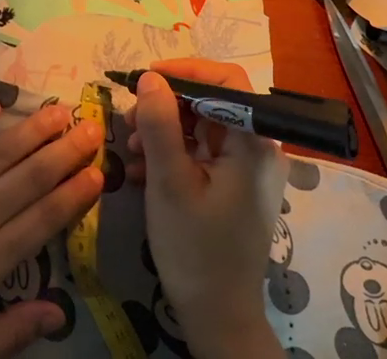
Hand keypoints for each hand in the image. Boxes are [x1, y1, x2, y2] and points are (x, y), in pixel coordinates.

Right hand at [128, 59, 286, 358]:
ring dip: (162, 130)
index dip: (185, 71)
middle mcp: (258, 149)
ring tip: (130, 151)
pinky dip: (170, 154)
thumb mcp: (169, 182)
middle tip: (128, 122)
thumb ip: (159, 124)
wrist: (217, 316)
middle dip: (165, 105)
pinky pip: (200, 153)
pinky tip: (141, 171)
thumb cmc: (196, 248)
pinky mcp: (233, 187)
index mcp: (254, 143)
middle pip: (210, 102)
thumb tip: (149, 77)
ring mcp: (246, 169)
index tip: (145, 79)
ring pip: (200, 126)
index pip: (227, 81)